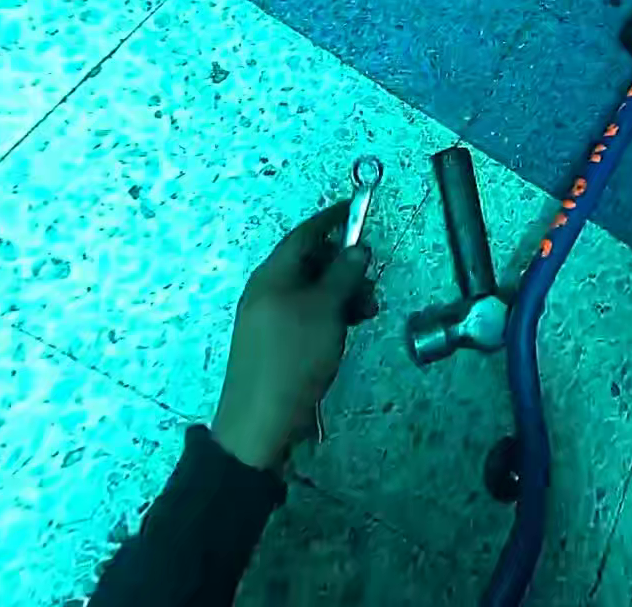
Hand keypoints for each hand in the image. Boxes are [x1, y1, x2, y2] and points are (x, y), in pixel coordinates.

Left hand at [211, 201, 376, 469]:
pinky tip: (351, 326)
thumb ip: (344, 273)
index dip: (333, 219)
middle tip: (370, 281)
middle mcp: (269, 290)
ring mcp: (272, 315)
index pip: (305, 234)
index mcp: (273, 276)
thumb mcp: (326, 309)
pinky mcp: (279, 338)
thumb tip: (357, 248)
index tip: (357, 208)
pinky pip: (310, 309)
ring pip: (315, 287)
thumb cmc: (294, 356)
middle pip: (313, 260)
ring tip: (366, 311)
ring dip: (344, 291)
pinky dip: (333, 310)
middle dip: (346, 265)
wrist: (261, 423)